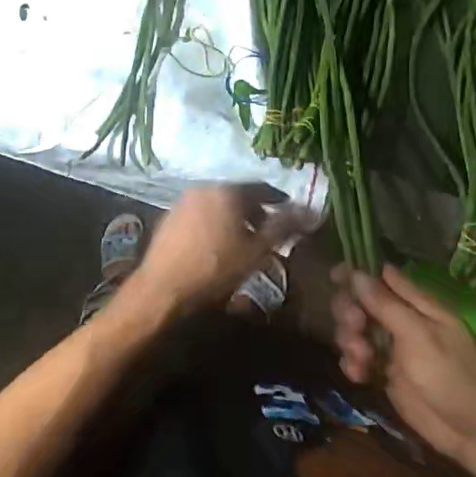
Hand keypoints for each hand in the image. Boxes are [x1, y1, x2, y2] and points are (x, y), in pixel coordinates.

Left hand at [123, 184, 304, 317]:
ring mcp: (183, 201)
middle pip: (239, 195)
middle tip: (268, 235)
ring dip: (235, 219)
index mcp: (227, 189)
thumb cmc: (214, 269)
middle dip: (256, 213)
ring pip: (219, 205)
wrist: (162, 290)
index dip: (280, 203)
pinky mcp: (169, 217)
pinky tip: (217, 248)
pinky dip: (215, 224)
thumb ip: (285, 227)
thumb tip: (312, 211)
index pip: (263, 188)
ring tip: (245, 244)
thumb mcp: (257, 251)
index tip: (291, 218)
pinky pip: (201, 214)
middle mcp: (204, 186)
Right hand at [331, 264, 475, 464]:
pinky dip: (353, 364)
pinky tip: (358, 375)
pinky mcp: (384, 374)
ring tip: (361, 359)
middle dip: (350, 312)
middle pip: (362, 303)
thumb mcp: (420, 337)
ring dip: (350, 340)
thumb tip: (356, 273)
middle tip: (355, 327)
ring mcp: (392, 349)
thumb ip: (386, 306)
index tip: (334, 276)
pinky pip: (357, 359)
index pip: (384, 278)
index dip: (358, 273)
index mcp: (419, 306)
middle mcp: (403, 322)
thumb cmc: (453, 377)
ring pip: (355, 331)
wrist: (472, 434)